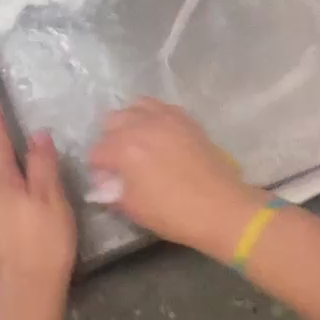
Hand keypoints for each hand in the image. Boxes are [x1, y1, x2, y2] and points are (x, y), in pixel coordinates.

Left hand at [0, 95, 75, 314]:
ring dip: (4, 173)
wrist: (27, 292)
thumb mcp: (53, 199)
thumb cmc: (46, 242)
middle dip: (0, 148)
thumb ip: (43, 166)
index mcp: (3, 185)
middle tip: (10, 132)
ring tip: (22, 167)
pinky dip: (7, 194)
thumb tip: (36, 135)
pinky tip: (22, 203)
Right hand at [88, 98, 269, 258]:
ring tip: (137, 142)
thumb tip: (105, 184)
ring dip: (131, 122)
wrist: (221, 208)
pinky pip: (162, 108)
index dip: (98, 169)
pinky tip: (159, 134)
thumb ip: (113, 192)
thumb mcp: (134, 208)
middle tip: (119, 161)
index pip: (97, 151)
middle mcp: (143, 125)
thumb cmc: (173, 213)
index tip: (106, 182)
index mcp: (124, 148)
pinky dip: (155, 117)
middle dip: (110, 140)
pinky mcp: (187, 120)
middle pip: (113, 121)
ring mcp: (167, 119)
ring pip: (137, 107)